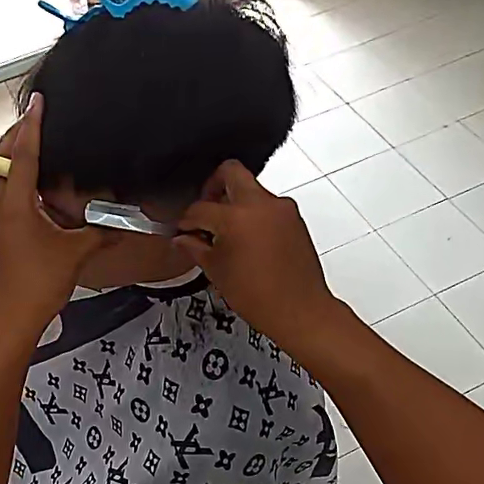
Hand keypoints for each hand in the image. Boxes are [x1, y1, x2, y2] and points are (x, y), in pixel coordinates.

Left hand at [0, 94, 110, 331]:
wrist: (12, 316)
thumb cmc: (36, 286)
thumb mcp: (76, 253)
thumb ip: (101, 232)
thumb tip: (122, 222)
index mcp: (13, 204)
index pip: (21, 154)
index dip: (32, 126)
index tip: (38, 104)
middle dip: (16, 136)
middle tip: (35, 123)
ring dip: (10, 158)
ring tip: (32, 150)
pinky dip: (9, 182)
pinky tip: (30, 189)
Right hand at [173, 160, 350, 356]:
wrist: (299, 311)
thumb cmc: (264, 298)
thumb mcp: (217, 272)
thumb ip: (196, 249)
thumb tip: (185, 240)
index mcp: (236, 217)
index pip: (200, 207)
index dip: (186, 219)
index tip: (184, 228)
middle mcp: (262, 206)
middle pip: (230, 172)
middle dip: (212, 187)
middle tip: (205, 209)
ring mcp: (282, 210)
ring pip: (252, 189)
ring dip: (236, 203)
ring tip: (226, 231)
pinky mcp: (295, 219)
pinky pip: (269, 207)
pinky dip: (255, 216)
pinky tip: (247, 240)